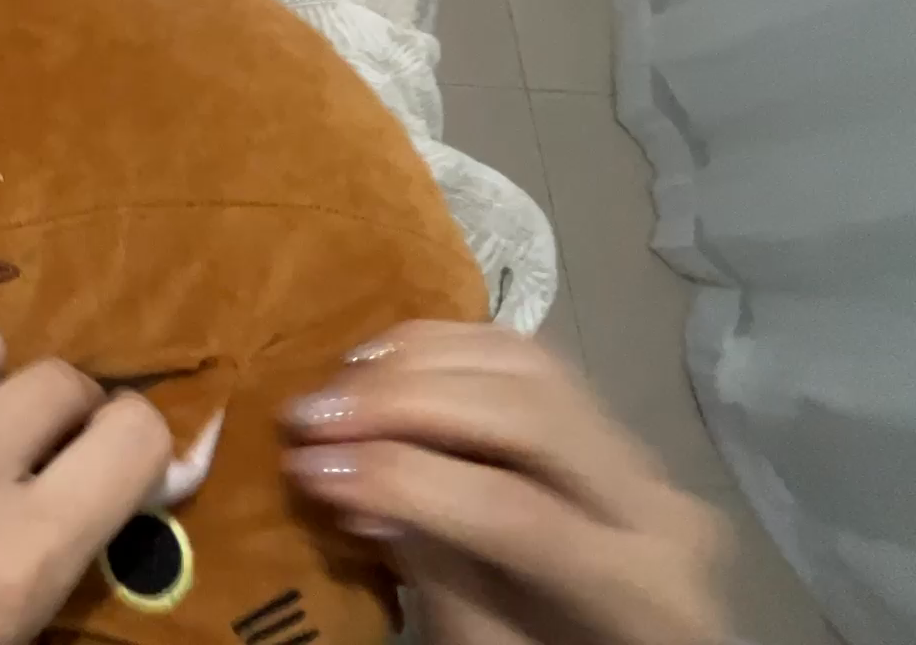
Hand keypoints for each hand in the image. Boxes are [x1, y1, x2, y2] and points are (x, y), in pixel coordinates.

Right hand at [284, 321, 727, 644]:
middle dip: (395, 402)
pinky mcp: (590, 405)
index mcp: (640, 590)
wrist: (619, 636)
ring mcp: (626, 440)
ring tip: (334, 382)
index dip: (398, 479)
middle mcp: (653, 500)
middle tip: (309, 413)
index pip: (511, 511)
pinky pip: (507, 346)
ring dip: (407, 361)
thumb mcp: (484, 639)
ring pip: (514, 359)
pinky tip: (375, 360)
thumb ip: (425, 558)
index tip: (304, 466)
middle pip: (519, 412)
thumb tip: (341, 471)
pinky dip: (430, 342)